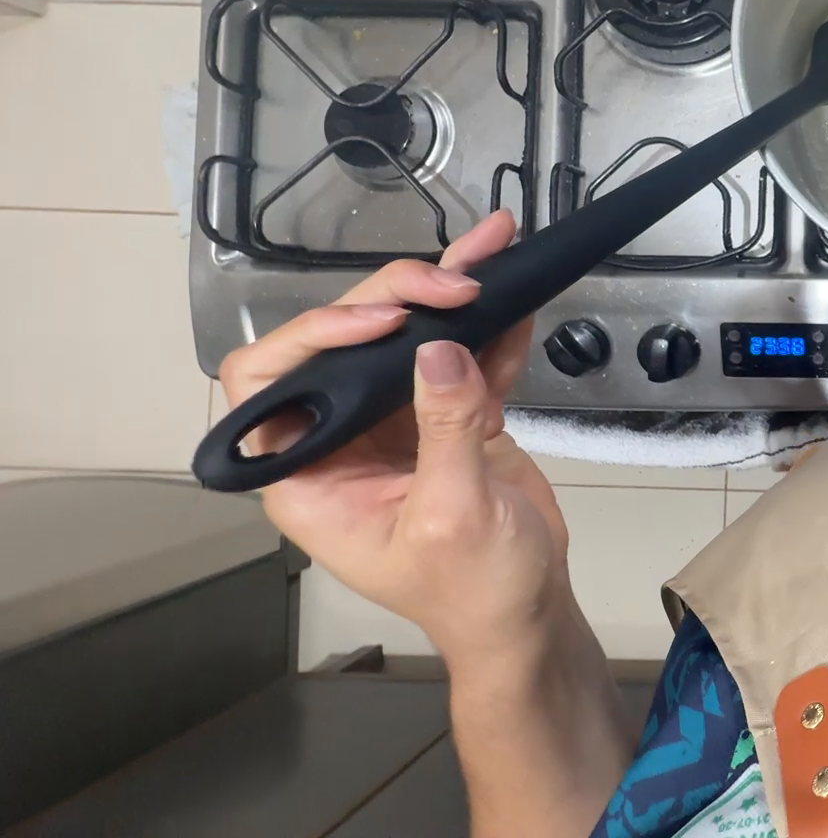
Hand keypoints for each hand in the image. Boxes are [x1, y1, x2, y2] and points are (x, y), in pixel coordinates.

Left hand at [218, 211, 567, 665]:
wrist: (529, 605)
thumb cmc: (473, 585)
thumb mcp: (452, 515)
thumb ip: (446, 429)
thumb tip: (441, 351)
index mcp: (312, 472)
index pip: (275, 384)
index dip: (319, 337)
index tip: (392, 320)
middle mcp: (349, 438)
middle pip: (352, 344)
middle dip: (401, 298)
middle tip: (461, 280)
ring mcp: (408, 424)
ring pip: (418, 341)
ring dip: (455, 293)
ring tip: (493, 246)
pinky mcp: (461, 419)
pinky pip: (472, 361)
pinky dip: (497, 330)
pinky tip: (516, 294)